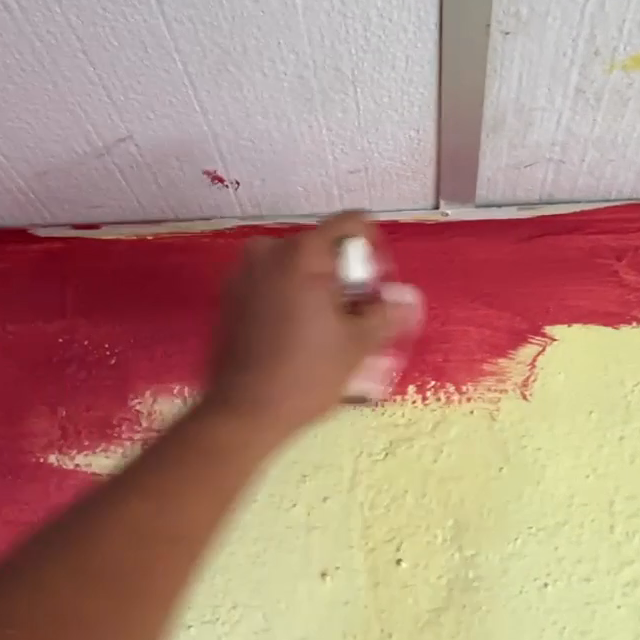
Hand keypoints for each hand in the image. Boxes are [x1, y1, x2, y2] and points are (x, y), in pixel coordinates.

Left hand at [200, 212, 417, 444]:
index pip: (353, 225)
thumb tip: (409, 303)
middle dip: (346, 278)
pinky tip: (300, 337)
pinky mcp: (229, 298)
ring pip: (297, 269)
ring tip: (331, 333)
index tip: (376, 292)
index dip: (374, 253)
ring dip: (319, 291)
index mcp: (301, 252)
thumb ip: (387, 315)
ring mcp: (242, 273)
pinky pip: (273, 285)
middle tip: (357, 319)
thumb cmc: (305, 377)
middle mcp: (267, 251)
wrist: (243, 414)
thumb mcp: (357, 345)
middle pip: (323, 248)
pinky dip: (292, 301)